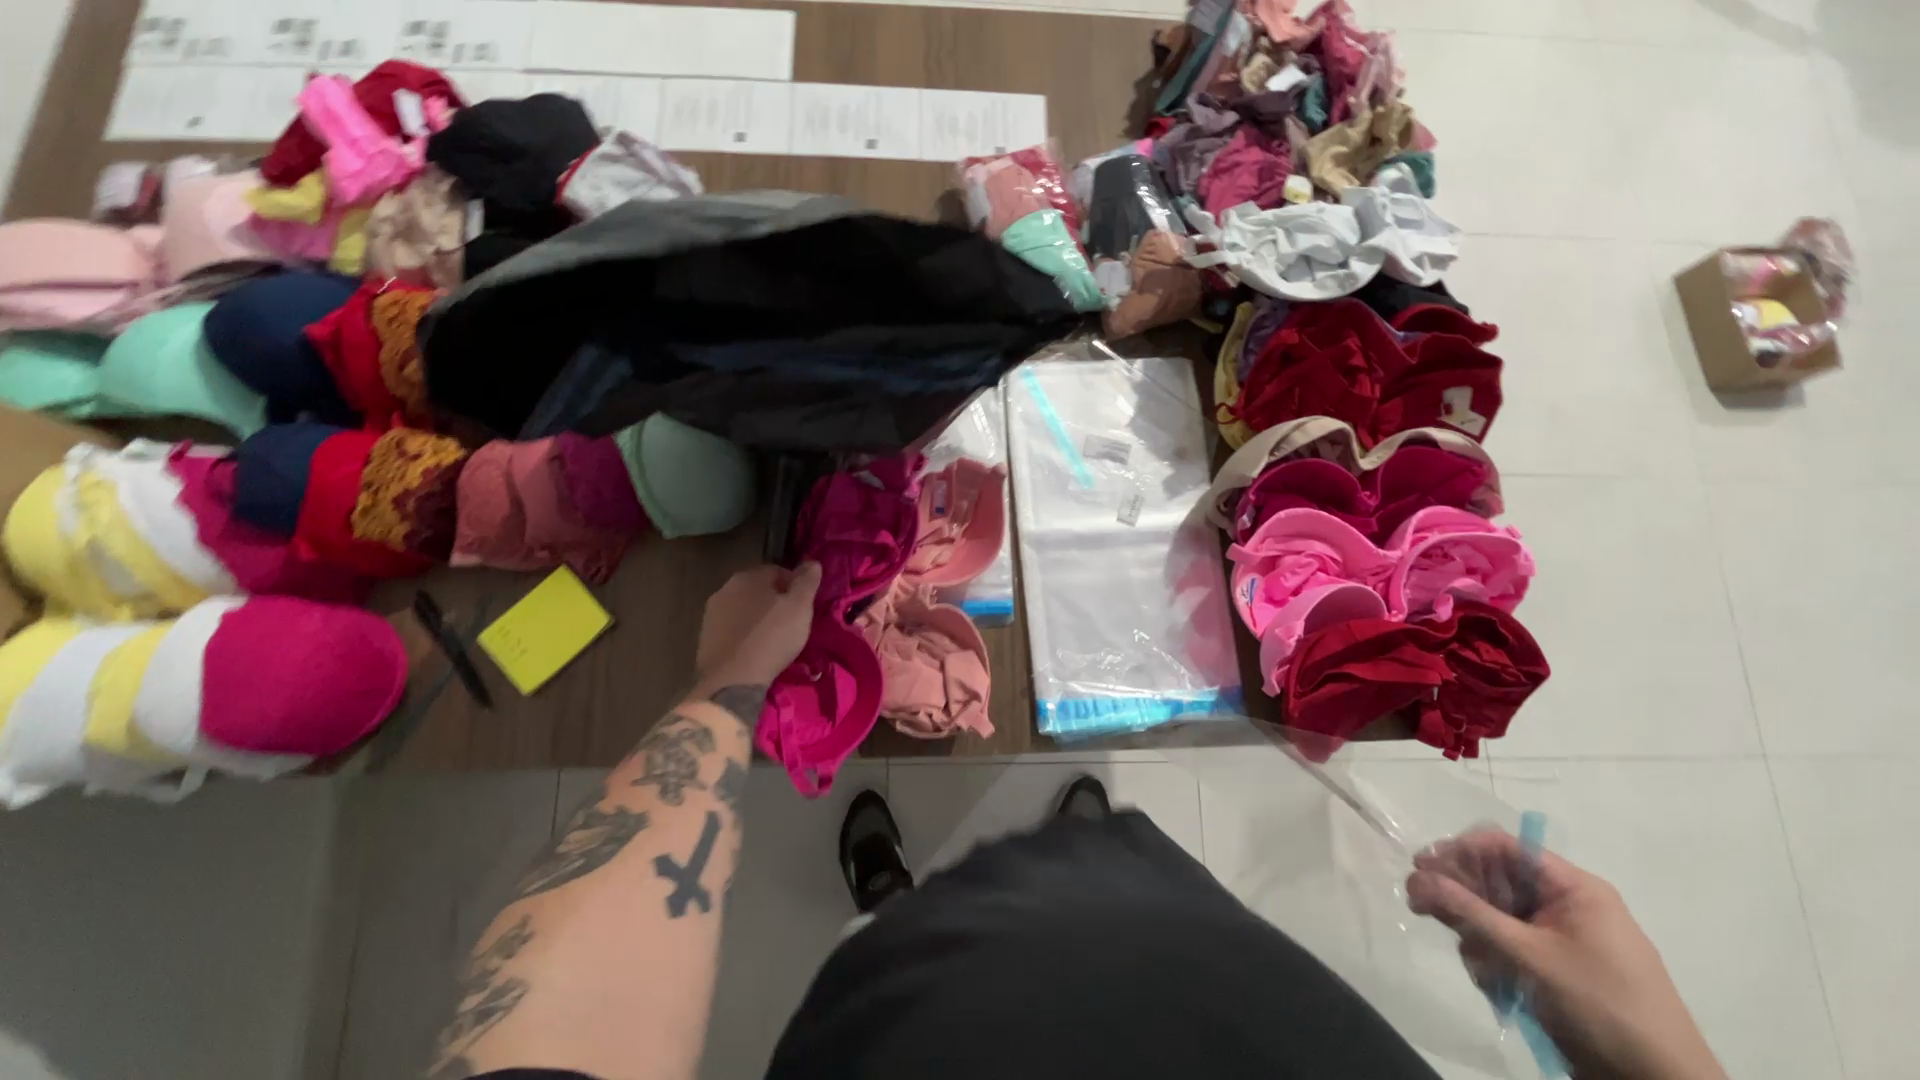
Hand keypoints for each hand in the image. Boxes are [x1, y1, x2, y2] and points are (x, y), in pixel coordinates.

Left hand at [693, 562, 821, 690]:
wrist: (732, 679)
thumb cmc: (771, 639)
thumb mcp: (800, 608)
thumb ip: (807, 582)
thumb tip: (812, 562)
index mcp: (749, 576)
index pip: (778, 570)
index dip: (795, 586)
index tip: (804, 605)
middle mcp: (726, 588)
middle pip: (758, 589)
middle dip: (775, 600)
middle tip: (791, 621)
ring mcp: (712, 612)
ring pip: (743, 608)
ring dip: (758, 617)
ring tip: (773, 637)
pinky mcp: (705, 636)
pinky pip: (732, 628)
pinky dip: (744, 633)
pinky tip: (754, 649)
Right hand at [1407, 831, 1727, 1079]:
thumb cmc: (1600, 1004)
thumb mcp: (1529, 956)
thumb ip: (1469, 913)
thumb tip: (1416, 876)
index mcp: (1573, 888)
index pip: (1505, 847)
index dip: (1460, 850)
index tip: (1422, 867)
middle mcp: (1566, 904)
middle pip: (1496, 880)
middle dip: (1462, 896)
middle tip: (1420, 907)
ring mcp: (1560, 937)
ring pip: (1496, 916)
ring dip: (1478, 936)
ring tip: (1483, 968)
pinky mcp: (1554, 967)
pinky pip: (1508, 946)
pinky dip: (1493, 960)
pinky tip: (1495, 984)